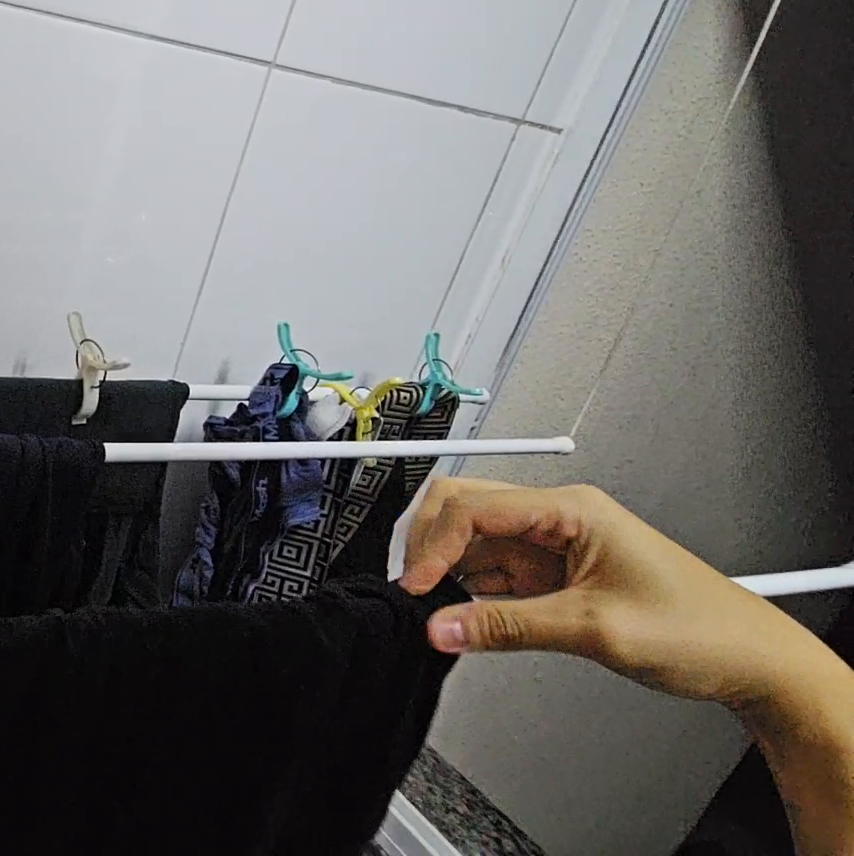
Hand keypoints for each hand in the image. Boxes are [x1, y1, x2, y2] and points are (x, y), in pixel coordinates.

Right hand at [400, 479, 853, 855]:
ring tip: (437, 606)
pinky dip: (464, 589)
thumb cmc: (706, 632)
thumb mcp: (595, 630)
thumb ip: (506, 626)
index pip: (472, 507)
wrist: (758, 666)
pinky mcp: (542, 569)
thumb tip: (440, 627)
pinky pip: (484, 568)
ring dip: (444, 569)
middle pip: (458, 507)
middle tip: (415, 584)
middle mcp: (551, 516)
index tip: (418, 584)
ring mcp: (544, 542)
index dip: (434, 543)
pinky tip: (463, 612)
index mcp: (569, 508)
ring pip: (465, 538)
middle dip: (428, 543)